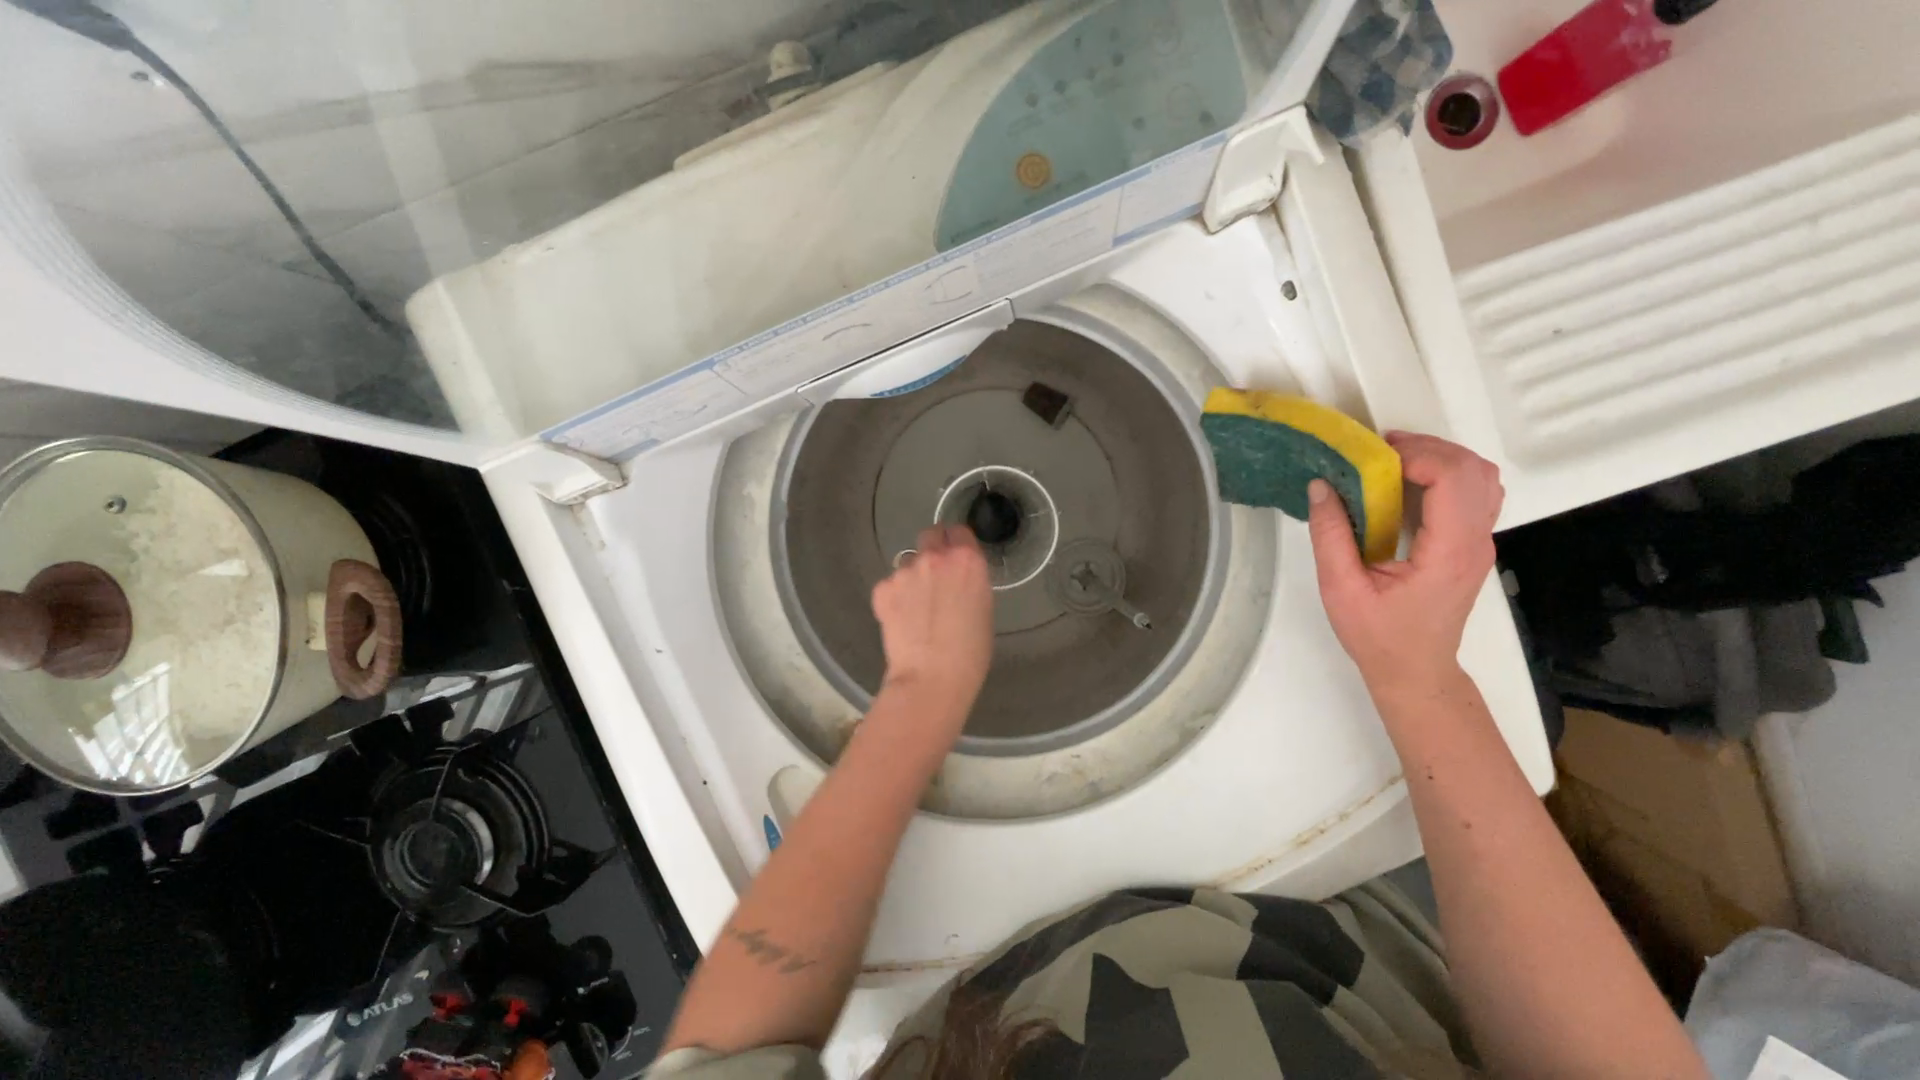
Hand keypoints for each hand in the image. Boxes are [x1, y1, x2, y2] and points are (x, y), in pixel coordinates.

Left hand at [872, 525, 994, 714]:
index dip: (957, 544)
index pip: (959, 531)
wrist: (932, 678)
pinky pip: (890, 585)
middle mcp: (935, 557)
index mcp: (967, 560)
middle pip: (930, 535)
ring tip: (916, 609)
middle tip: (935, 577)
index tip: (956, 557)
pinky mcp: (882, 589)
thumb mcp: (983, 608)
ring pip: (908, 562)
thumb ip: (970, 582)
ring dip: (913, 577)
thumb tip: (957, 579)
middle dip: (933, 550)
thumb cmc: (970, 652)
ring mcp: (905, 571)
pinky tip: (901, 620)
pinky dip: (895, 597)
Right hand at [1307, 432, 1503, 689]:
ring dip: (1440, 457)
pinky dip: (1447, 474)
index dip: (1418, 455)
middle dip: (1426, 448)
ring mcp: (1480, 542)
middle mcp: (1475, 542)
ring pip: (1480, 476)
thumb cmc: (1378, 637)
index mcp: (1448, 552)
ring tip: (1394, 462)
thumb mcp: (1341, 590)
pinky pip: (1475, 492)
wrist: (1415, 671)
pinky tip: (1411, 482)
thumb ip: (1330, 536)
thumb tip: (1321, 486)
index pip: (1452, 479)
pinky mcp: (1473, 544)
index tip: (1375, 457)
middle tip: (1379, 452)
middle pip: (1472, 468)